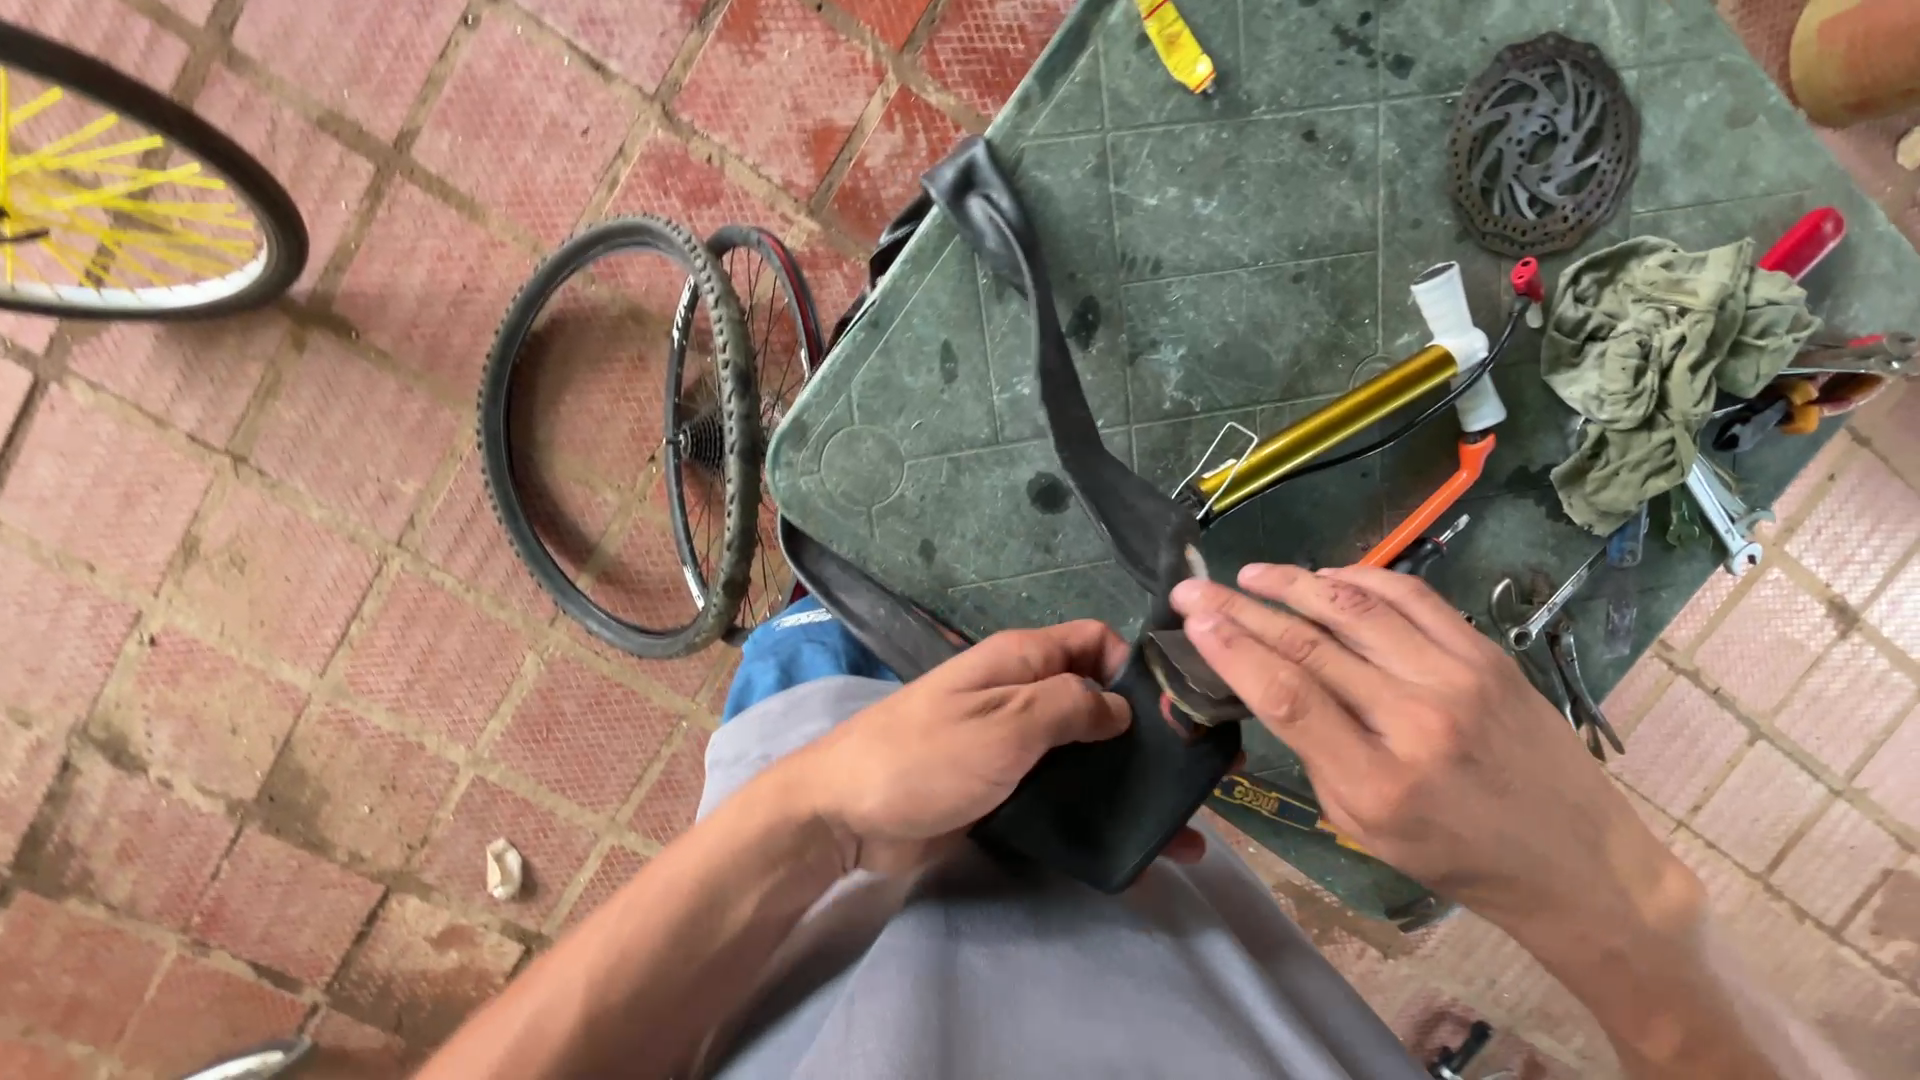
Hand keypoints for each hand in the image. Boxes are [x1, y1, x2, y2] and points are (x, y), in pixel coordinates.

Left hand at [781, 620, 1202, 877]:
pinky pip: (1057, 793)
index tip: (1173, 712)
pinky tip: (1130, 846)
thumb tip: (1122, 707)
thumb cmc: (926, 756)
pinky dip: (1091, 812)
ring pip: (1082, 753)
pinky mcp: (1001, 790)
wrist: (845, 816)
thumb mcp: (1005, 722)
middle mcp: (1020, 695)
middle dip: (1141, 734)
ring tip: (1178, 828)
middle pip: (1095, 700)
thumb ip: (1069, 706)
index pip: (1094, 641)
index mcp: (1021, 660)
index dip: (1134, 667)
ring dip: (1124, 783)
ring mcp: (1010, 745)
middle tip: (1191, 781)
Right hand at [1170, 565, 1698, 938]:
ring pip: (1357, 607)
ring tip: (1250, 573)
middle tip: (1194, 586)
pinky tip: (1323, 576)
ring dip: (1293, 582)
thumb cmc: (1452, 855)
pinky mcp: (1488, 654)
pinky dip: (1359, 577)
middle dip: (1240, 608)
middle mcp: (1418, 721)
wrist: (1579, 863)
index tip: (1194, 617)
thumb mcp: (1360, 825)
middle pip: (1310, 644)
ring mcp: (1460, 679)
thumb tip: (1269, 680)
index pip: (1288, 697)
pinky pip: (1412, 596)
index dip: (1233, 650)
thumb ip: (1313, 750)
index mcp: (1378, 782)